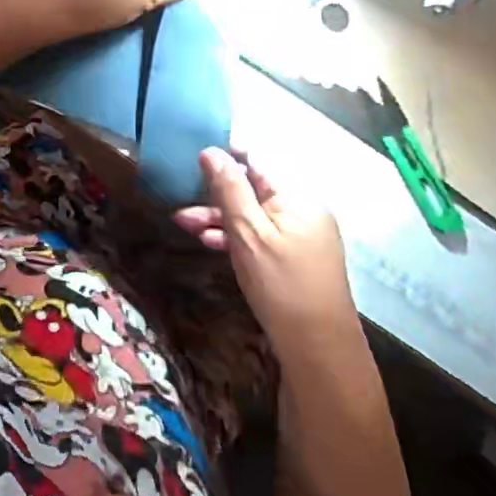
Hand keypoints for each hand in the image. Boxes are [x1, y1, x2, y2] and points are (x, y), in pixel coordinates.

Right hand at [173, 146, 355, 344]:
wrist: (316, 344)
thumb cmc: (280, 283)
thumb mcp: (247, 232)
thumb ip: (228, 189)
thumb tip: (211, 151)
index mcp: (296, 196)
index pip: (257, 159)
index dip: (224, 155)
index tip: (191, 157)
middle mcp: (301, 208)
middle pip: (251, 187)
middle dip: (214, 193)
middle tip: (180, 204)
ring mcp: (298, 232)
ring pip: (251, 212)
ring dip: (217, 216)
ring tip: (184, 225)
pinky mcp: (291, 254)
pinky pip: (258, 232)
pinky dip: (233, 234)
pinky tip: (209, 241)